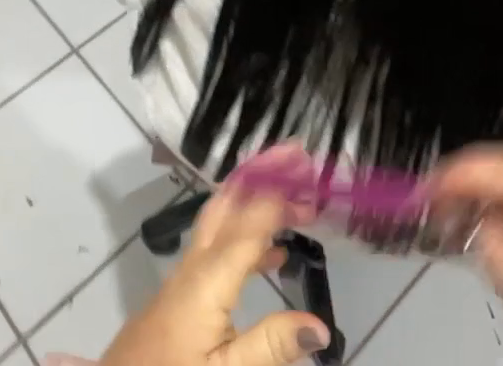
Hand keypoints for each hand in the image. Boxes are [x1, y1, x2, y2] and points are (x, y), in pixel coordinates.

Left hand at [96, 150, 330, 365]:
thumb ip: (270, 346)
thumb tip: (320, 325)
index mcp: (208, 279)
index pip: (249, 223)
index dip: (279, 193)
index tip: (308, 169)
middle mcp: (195, 265)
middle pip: (229, 204)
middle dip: (260, 174)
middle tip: (296, 155)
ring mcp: (185, 276)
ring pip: (222, 220)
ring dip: (255, 200)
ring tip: (295, 195)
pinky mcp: (182, 292)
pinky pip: (218, 245)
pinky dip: (247, 234)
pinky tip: (275, 252)